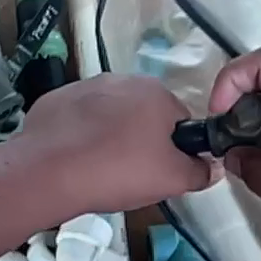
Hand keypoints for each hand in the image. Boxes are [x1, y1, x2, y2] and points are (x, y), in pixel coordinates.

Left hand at [10, 73, 215, 215]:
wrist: (48, 172)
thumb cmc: (117, 171)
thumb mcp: (171, 180)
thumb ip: (199, 171)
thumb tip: (213, 167)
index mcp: (156, 93)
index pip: (180, 120)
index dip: (175, 149)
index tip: (161, 170)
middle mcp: (122, 80)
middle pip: (144, 114)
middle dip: (141, 140)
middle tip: (131, 173)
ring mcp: (84, 86)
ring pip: (110, 115)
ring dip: (110, 136)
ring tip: (99, 169)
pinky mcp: (54, 100)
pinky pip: (78, 119)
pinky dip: (80, 136)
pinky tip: (75, 159)